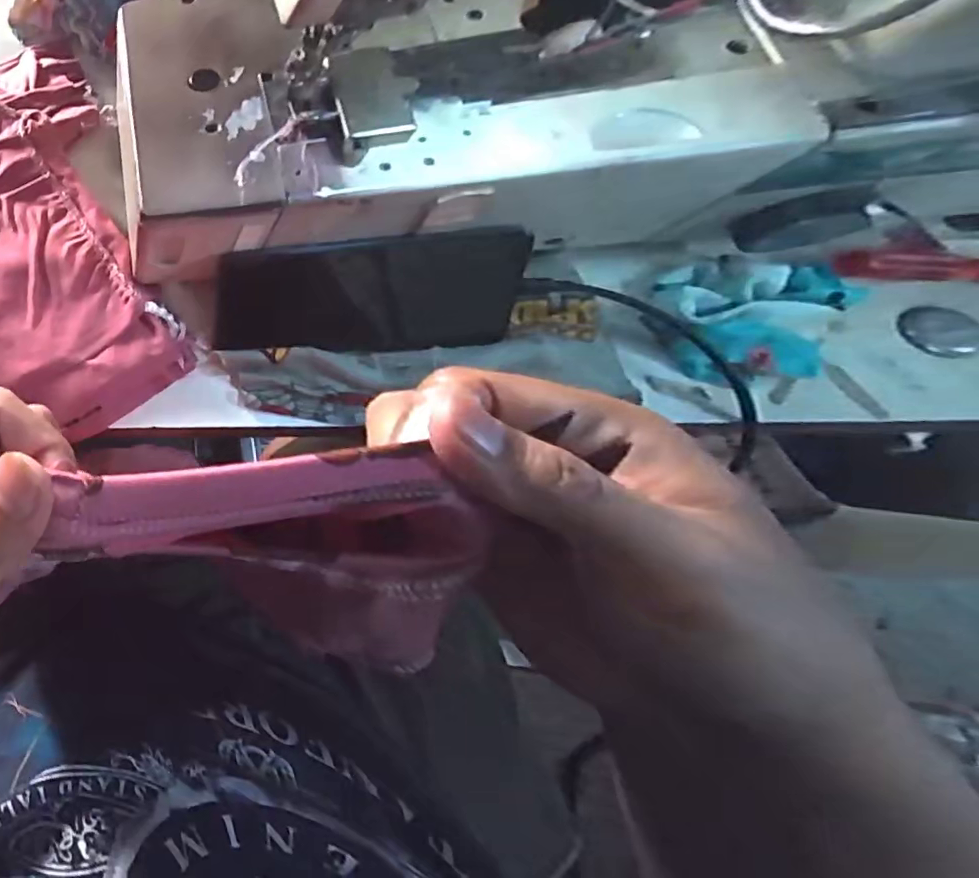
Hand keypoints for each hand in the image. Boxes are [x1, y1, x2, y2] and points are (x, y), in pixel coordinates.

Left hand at [0, 388, 72, 759]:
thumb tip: (37, 466)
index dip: (40, 447)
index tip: (65, 512)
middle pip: (7, 437)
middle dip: (48, 475)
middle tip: (58, 543)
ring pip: (8, 478)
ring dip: (40, 512)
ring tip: (36, 569)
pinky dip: (23, 539)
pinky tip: (16, 582)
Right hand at [367, 369, 897, 738]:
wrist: (739, 731)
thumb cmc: (737, 628)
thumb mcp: (660, 550)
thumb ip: (554, 483)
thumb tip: (441, 416)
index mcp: (586, 427)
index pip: (479, 389)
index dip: (434, 413)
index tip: (405, 458)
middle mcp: (532, 452)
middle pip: (432, 418)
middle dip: (402, 446)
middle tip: (390, 495)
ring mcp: (499, 502)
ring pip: (415, 466)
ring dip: (389, 485)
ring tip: (381, 522)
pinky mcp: (476, 547)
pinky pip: (418, 518)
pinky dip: (394, 525)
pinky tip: (386, 546)